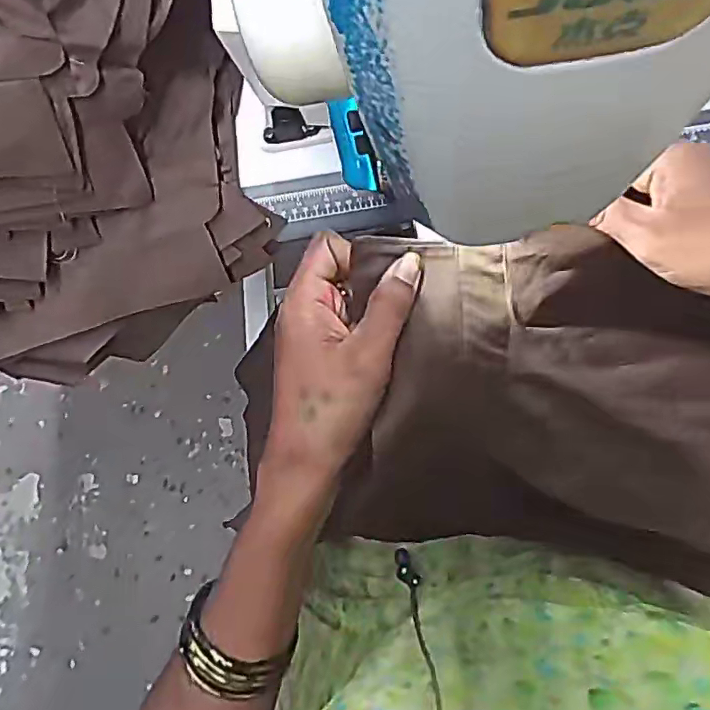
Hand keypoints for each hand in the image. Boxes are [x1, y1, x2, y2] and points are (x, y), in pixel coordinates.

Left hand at [257, 232, 421, 521]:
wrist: (307, 463)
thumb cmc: (325, 415)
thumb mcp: (369, 353)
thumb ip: (390, 304)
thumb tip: (408, 265)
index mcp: (303, 302)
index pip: (328, 246)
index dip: (362, 251)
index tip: (392, 271)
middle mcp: (301, 313)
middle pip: (340, 270)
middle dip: (374, 282)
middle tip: (398, 305)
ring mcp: (311, 334)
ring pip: (348, 300)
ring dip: (374, 310)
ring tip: (391, 333)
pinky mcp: (321, 355)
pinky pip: (349, 325)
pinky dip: (369, 331)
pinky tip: (383, 350)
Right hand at [592, 141, 709, 355]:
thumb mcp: (643, 235)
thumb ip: (604, 214)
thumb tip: (580, 207)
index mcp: (675, 153)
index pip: (614, 166)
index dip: (598, 196)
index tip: (593, 222)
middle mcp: (694, 160)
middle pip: (633, 182)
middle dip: (621, 211)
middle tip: (621, 237)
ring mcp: (707, 184)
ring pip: (652, 200)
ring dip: (643, 225)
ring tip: (647, 245)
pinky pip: (673, 213)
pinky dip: (663, 231)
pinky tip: (665, 250)